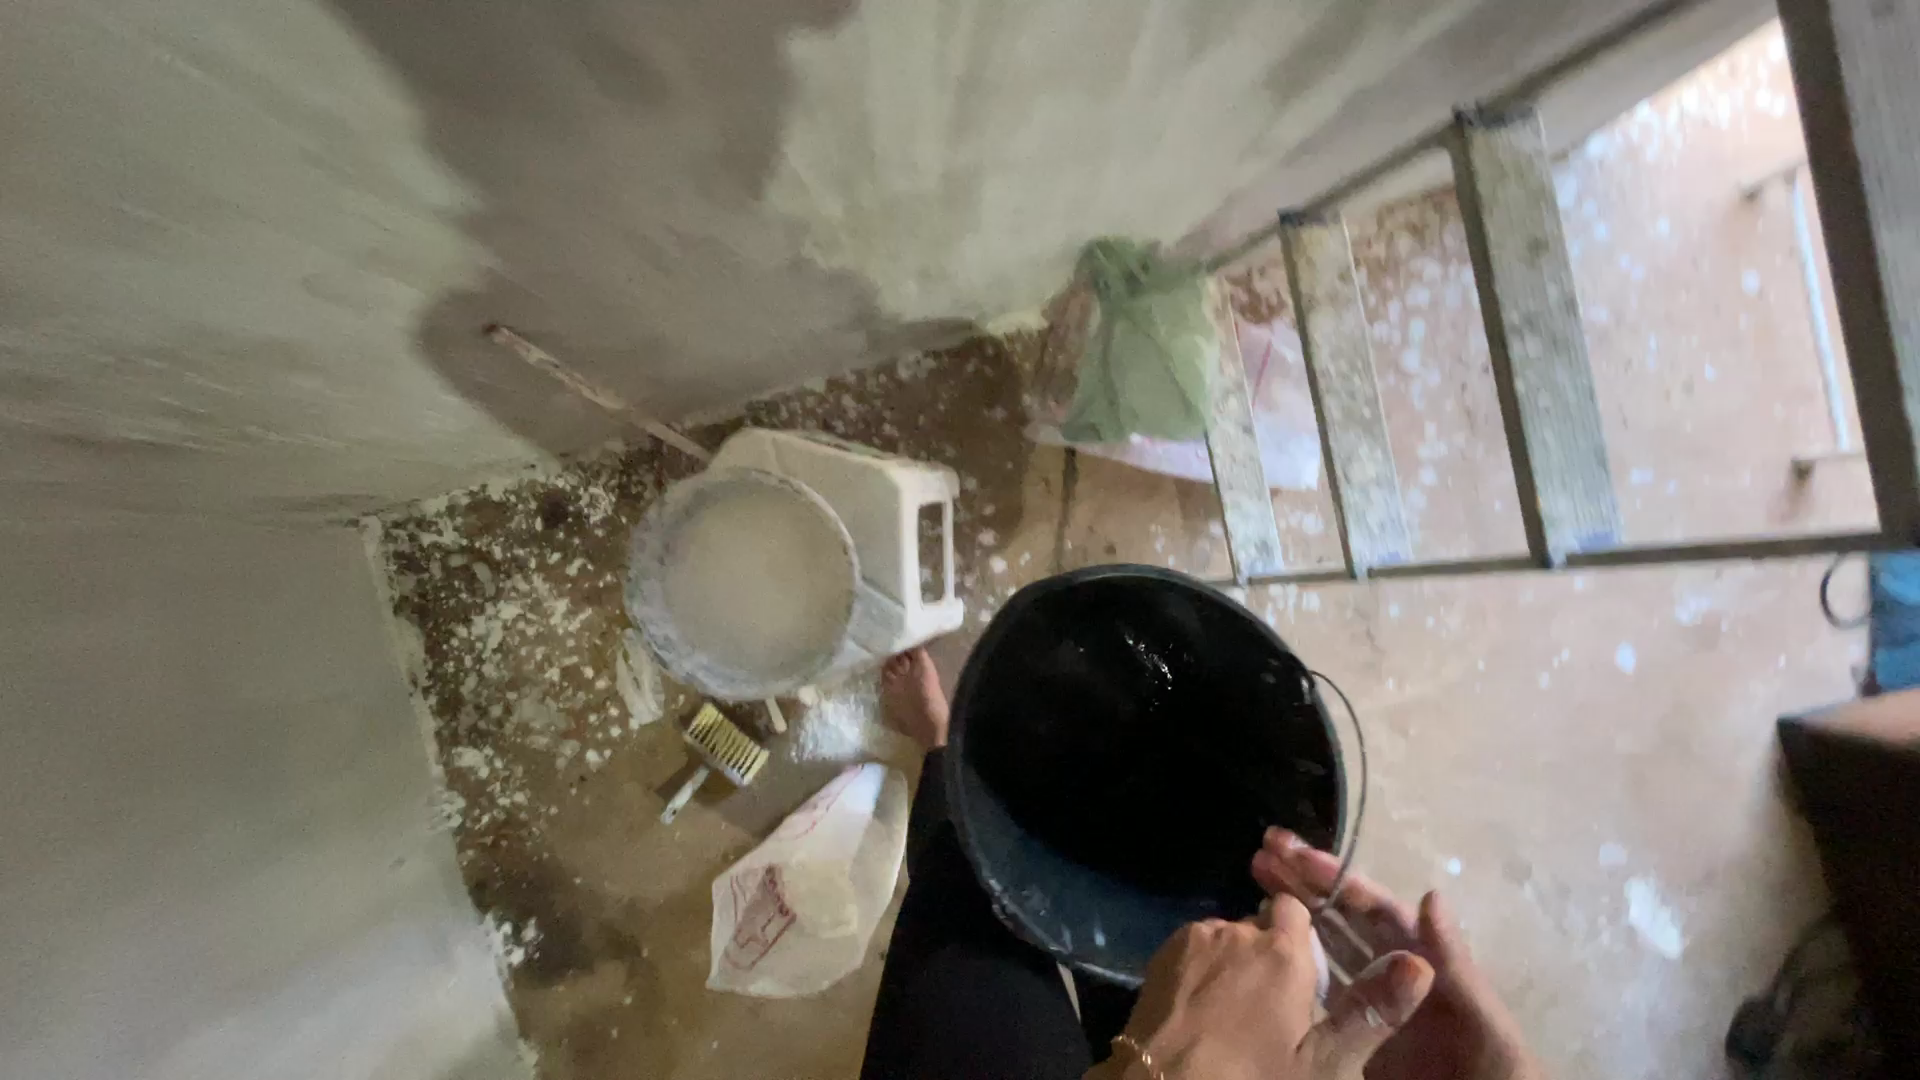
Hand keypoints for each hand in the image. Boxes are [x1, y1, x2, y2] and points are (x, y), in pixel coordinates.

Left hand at [1100, 894, 1432, 1079]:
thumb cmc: (1253, 1077)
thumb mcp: (1324, 1062)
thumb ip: (1371, 1011)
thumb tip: (1421, 962)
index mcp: (1282, 951)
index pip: (1295, 911)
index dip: (1302, 940)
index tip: (1307, 978)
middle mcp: (1237, 930)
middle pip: (1260, 927)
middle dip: (1269, 956)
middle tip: (1272, 1010)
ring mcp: (1196, 937)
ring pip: (1226, 938)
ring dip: (1235, 963)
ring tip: (1235, 1015)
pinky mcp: (1164, 951)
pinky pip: (1195, 949)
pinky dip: (1203, 970)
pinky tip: (1203, 1011)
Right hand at [1253, 829, 1545, 1079]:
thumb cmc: (1497, 1076)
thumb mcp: (1487, 1024)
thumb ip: (1455, 964)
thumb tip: (1430, 893)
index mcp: (1425, 966)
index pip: (1375, 911)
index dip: (1339, 880)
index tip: (1299, 854)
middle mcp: (1391, 976)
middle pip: (1342, 918)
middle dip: (1305, 880)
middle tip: (1264, 849)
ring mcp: (1367, 1005)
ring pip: (1322, 945)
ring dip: (1291, 908)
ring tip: (1257, 873)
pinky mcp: (1349, 1038)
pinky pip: (1313, 992)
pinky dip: (1289, 963)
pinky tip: (1261, 939)